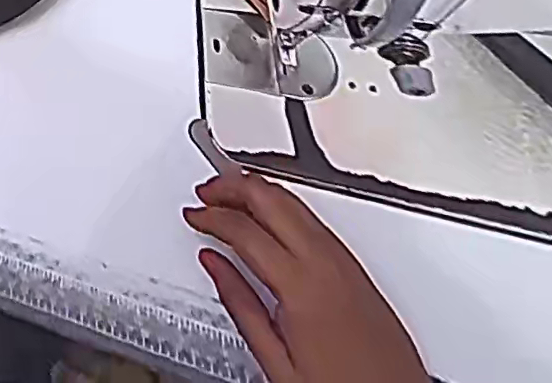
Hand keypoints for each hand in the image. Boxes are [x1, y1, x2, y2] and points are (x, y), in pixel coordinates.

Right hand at [184, 173, 427, 382]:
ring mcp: (345, 262)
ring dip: (255, 190)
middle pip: (269, 198)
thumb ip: (240, 305)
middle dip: (230, 186)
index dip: (211, 215)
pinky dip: (280, 203)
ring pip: (292, 200)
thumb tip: (213, 261)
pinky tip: (267, 211)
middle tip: (206, 192)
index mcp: (302, 286)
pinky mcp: (358, 267)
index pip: (244, 228)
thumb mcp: (278, 364)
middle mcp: (326, 264)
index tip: (194, 214)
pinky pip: (311, 216)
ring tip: (230, 194)